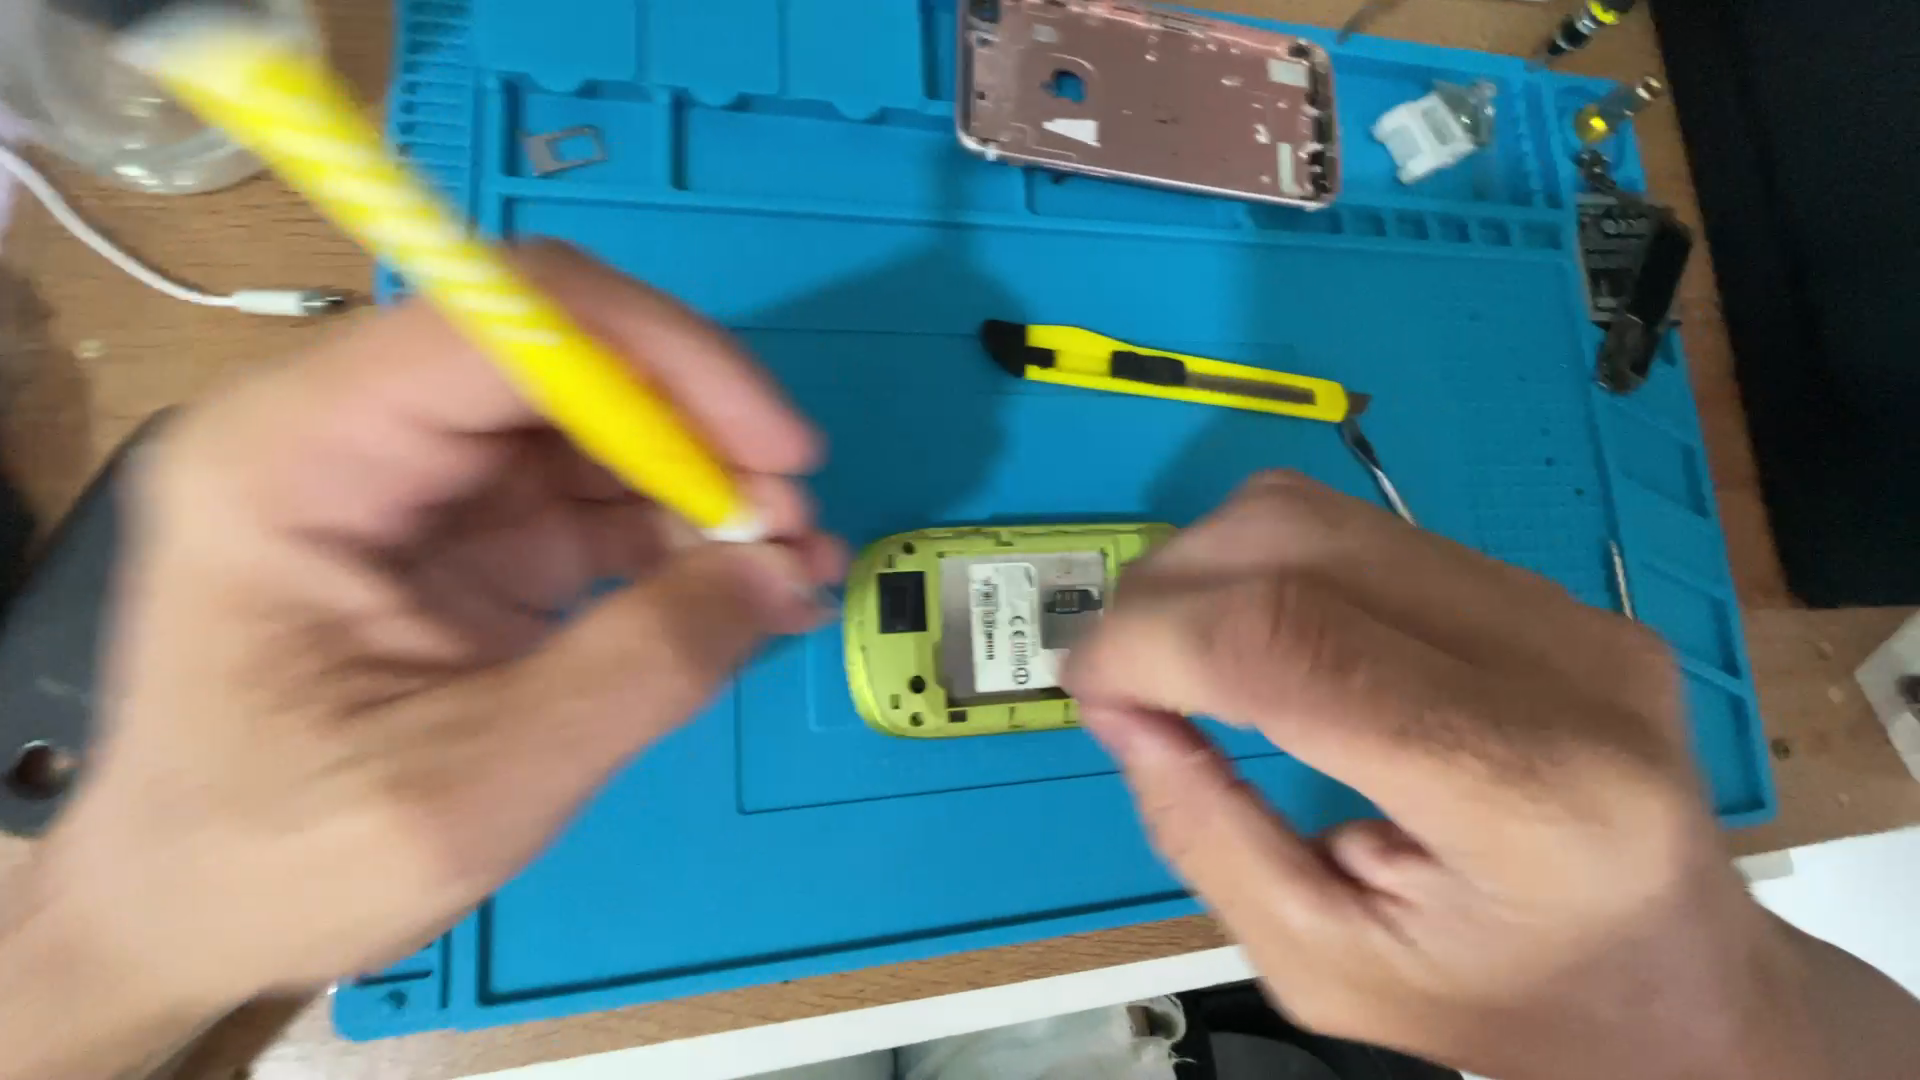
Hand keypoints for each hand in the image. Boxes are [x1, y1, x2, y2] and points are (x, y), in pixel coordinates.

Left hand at [25, 245, 842, 1014]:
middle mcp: (376, 436)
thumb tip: (784, 570)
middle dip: (713, 436)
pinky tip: (764, 587)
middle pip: (583, 367)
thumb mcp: (476, 780)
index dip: (671, 363)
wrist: (211, 918)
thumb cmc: (290, 858)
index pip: (513, 327)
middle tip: (801, 523)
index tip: (784, 452)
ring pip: (622, 434)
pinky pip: (625, 503)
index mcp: (307, 454)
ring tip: (802, 566)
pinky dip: (704, 540)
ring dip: (725, 491)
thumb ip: (644, 666)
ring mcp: (446, 483)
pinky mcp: (500, 534)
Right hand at [1064, 472, 1816, 1079]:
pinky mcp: (1532, 586)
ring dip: (1199, 565)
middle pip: (1290, 542)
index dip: (1148, 641)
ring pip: (1308, 511)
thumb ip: (1199, 829)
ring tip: (1170, 644)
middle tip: (1117, 668)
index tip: (1085, 684)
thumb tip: (1120, 705)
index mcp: (1524, 794)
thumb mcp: (1318, 963)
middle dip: (1159, 592)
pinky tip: (1243, 628)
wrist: (1679, 980)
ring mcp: (1553, 606)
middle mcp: (1555, 662)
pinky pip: (1345, 528)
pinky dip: (1252, 564)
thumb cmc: (1500, 998)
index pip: (1285, 642)